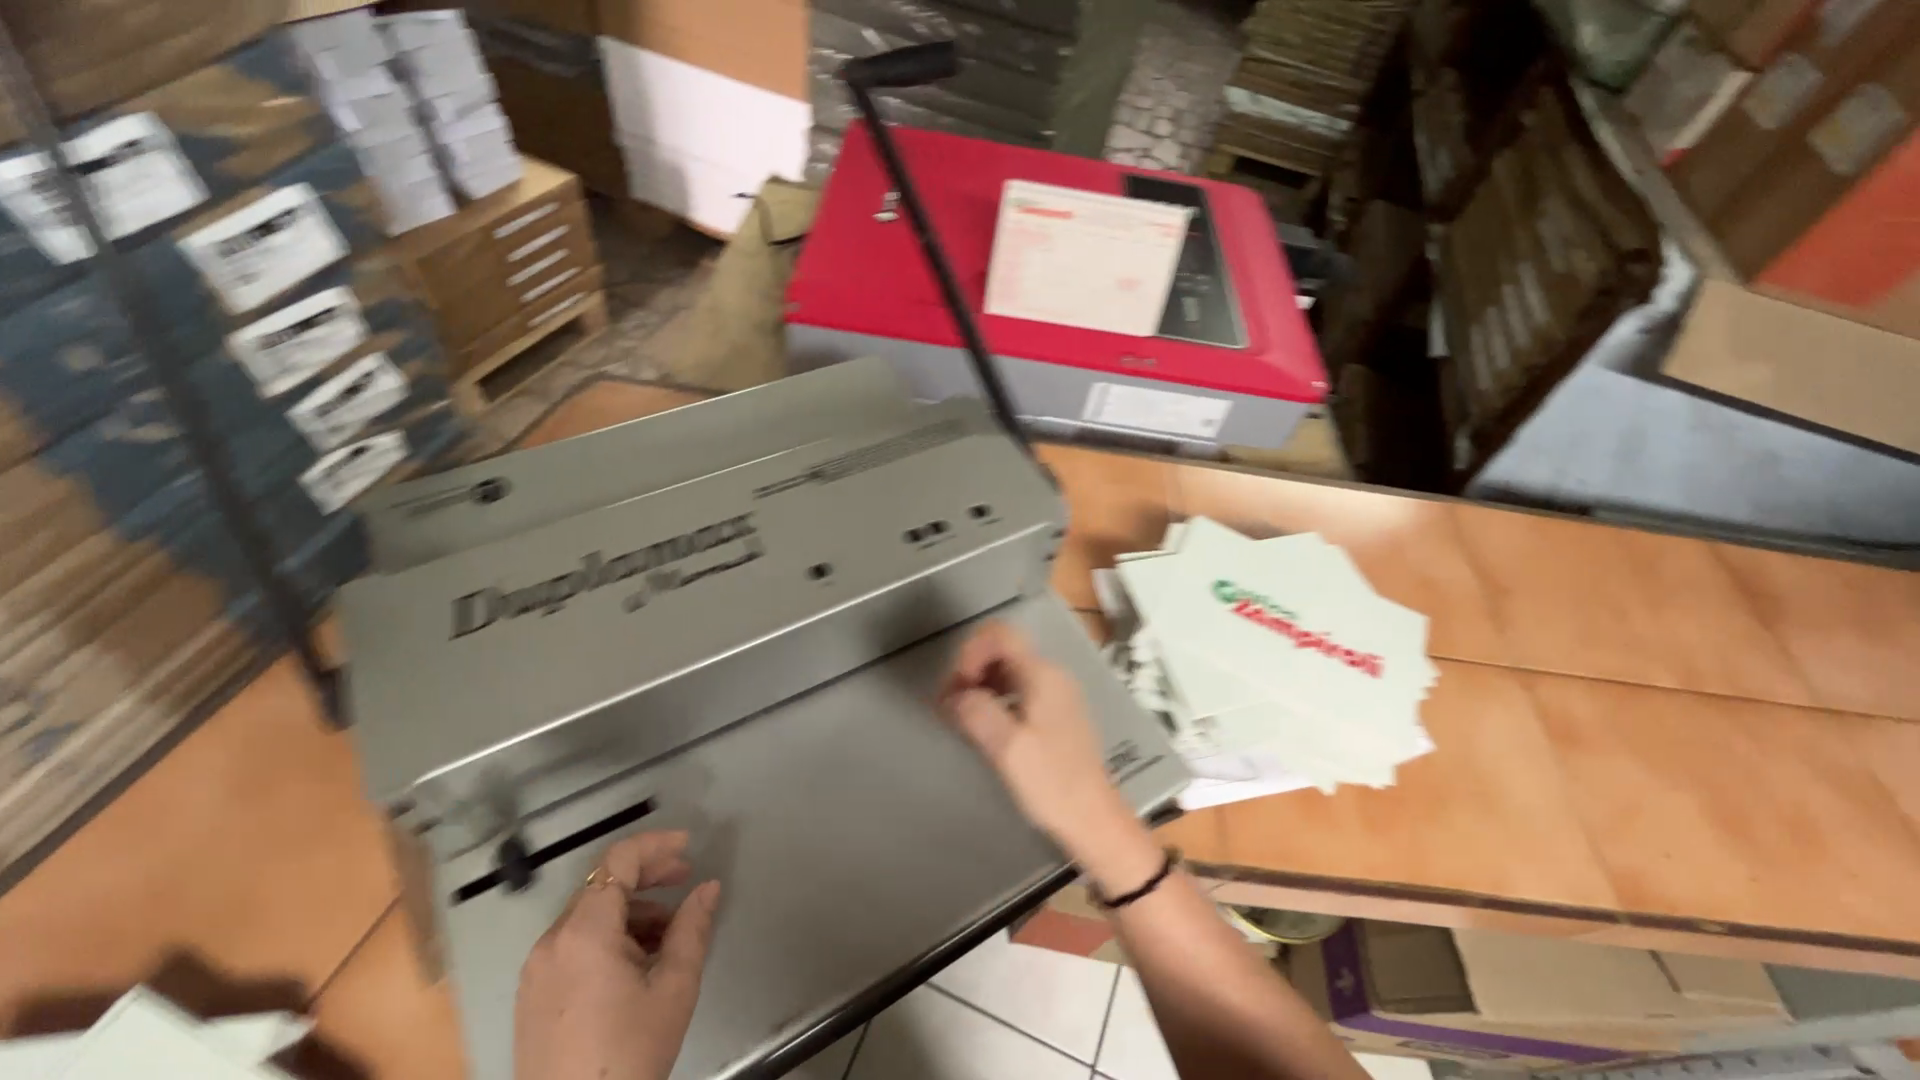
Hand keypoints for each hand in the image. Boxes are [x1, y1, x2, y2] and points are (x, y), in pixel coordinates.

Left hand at [515, 831, 721, 1079]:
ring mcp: (536, 969)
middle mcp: (551, 940)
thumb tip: (708, 888)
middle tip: (686, 879)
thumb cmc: (630, 1051)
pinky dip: (607, 937)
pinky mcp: (532, 994)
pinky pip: (573, 945)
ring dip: (630, 912)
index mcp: (584, 932)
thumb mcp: (674, 987)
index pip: (617, 861)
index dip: (655, 844)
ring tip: (669, 935)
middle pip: (601, 886)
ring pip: (588, 917)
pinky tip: (636, 963)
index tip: (688, 846)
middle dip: (646, 876)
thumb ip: (692, 927)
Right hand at [941, 623, 1160, 890]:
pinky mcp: (1055, 716)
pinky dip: (995, 699)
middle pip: (1002, 650)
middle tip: (950, 706)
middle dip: (971, 670)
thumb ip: (976, 711)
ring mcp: (1056, 695)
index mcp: (1042, 675)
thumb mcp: (1006, 747)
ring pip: (1008, 671)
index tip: (957, 688)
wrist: (1093, 820)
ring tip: (960, 717)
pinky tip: (983, 726)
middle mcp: (1052, 676)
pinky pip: (1018, 691)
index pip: (999, 634)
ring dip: (980, 686)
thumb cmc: (1051, 783)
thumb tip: (955, 694)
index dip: (969, 652)